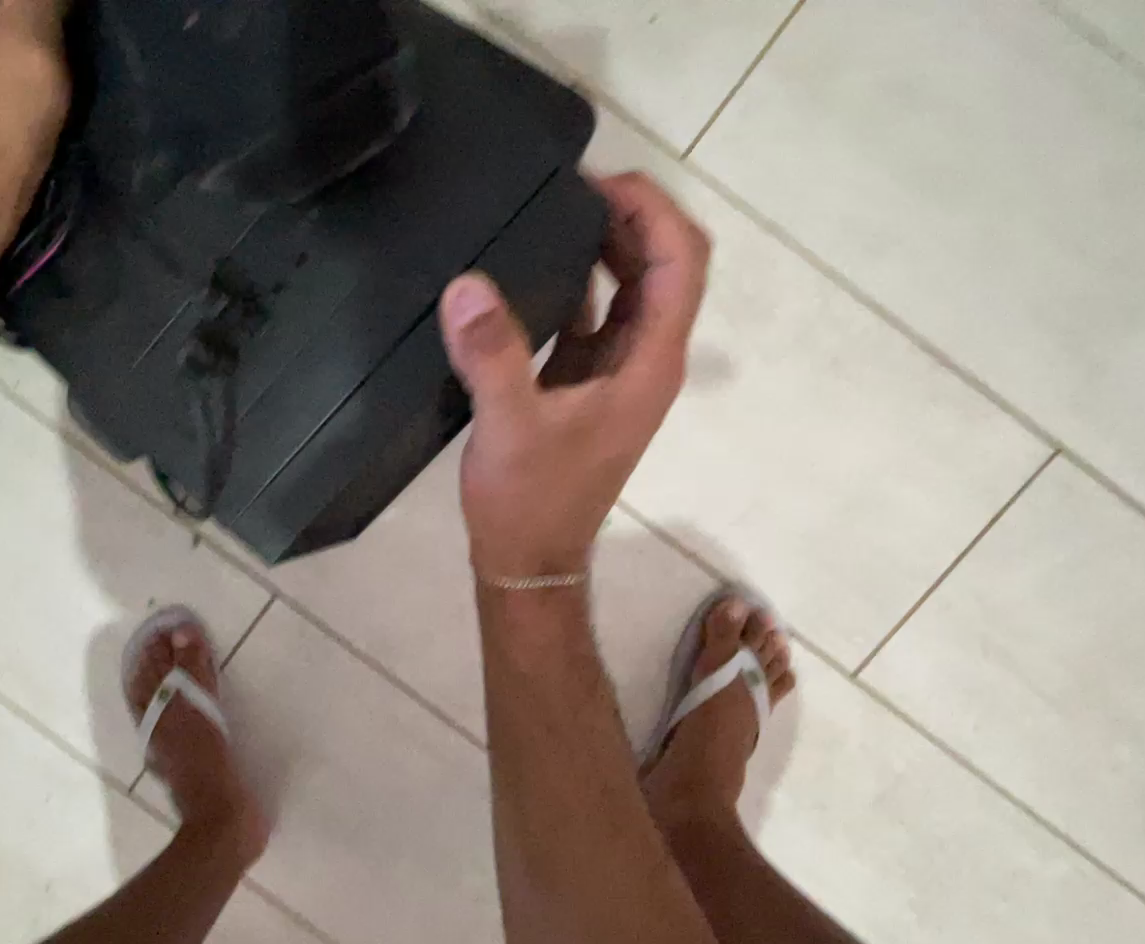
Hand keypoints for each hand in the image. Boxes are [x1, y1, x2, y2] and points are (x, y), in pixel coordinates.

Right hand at [439, 173, 710, 580]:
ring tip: (554, 214)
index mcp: (648, 364)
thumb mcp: (510, 428)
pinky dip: (581, 285)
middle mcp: (645, 362)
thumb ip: (493, 356)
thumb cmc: (530, 501)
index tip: (595, 183)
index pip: (679, 263)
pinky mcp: (588, 385)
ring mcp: (618, 374)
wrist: (528, 559)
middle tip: (569, 189)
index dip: (651, 210)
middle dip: (630, 218)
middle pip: (664, 267)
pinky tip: (536, 269)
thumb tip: (465, 285)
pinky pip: (598, 318)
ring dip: (608, 248)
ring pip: (633, 291)